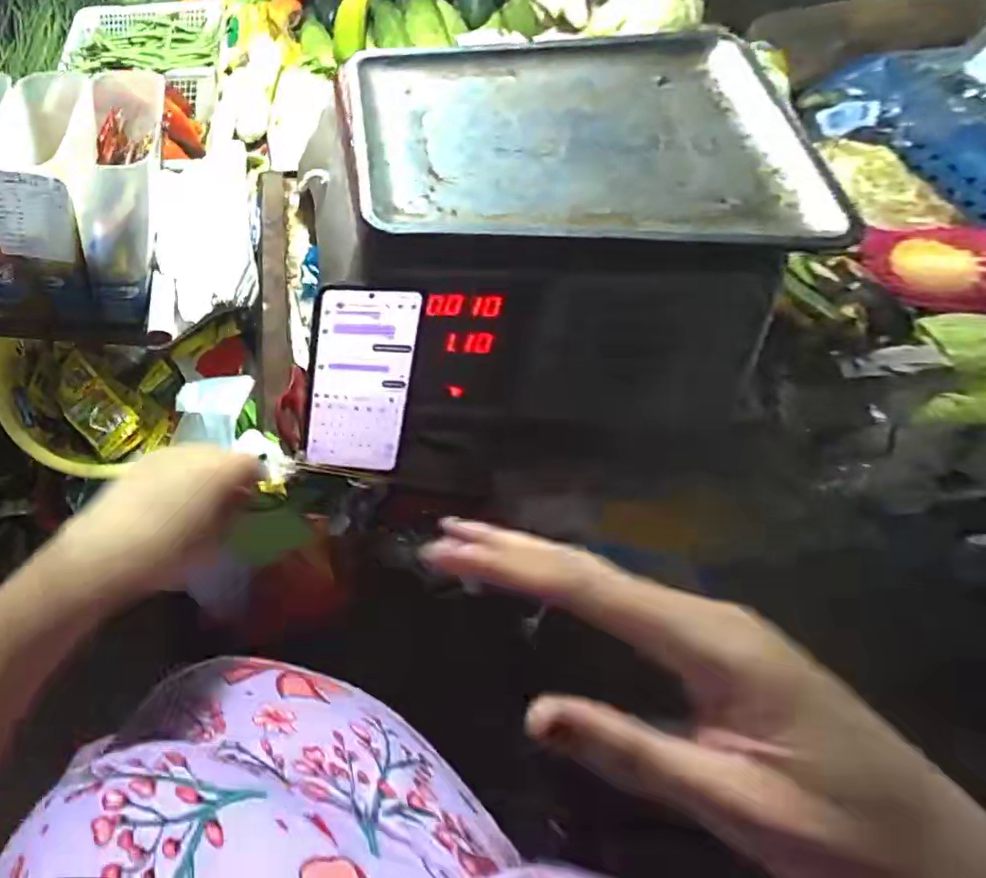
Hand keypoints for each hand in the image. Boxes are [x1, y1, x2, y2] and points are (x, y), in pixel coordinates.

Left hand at [46, 447, 258, 600]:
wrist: (106, 549)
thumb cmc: (169, 553)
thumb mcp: (213, 543)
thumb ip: (231, 516)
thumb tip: (237, 503)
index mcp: (219, 468)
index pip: (250, 462)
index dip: (257, 479)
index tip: (256, 499)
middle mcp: (192, 451)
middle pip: (220, 454)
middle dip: (228, 473)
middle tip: (229, 501)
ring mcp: (162, 453)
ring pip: (193, 456)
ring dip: (201, 473)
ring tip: (198, 502)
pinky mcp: (138, 462)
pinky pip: (169, 463)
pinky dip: (176, 476)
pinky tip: (169, 501)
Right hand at [422, 519, 985, 877]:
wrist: (959, 863)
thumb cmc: (853, 841)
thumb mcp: (742, 811)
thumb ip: (633, 755)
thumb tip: (531, 712)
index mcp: (713, 645)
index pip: (587, 588)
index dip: (509, 567)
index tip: (446, 552)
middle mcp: (708, 617)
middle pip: (589, 566)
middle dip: (509, 546)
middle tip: (441, 531)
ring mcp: (713, 624)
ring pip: (602, 572)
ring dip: (531, 552)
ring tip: (470, 535)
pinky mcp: (713, 641)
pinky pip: (618, 592)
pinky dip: (562, 574)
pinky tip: (540, 571)